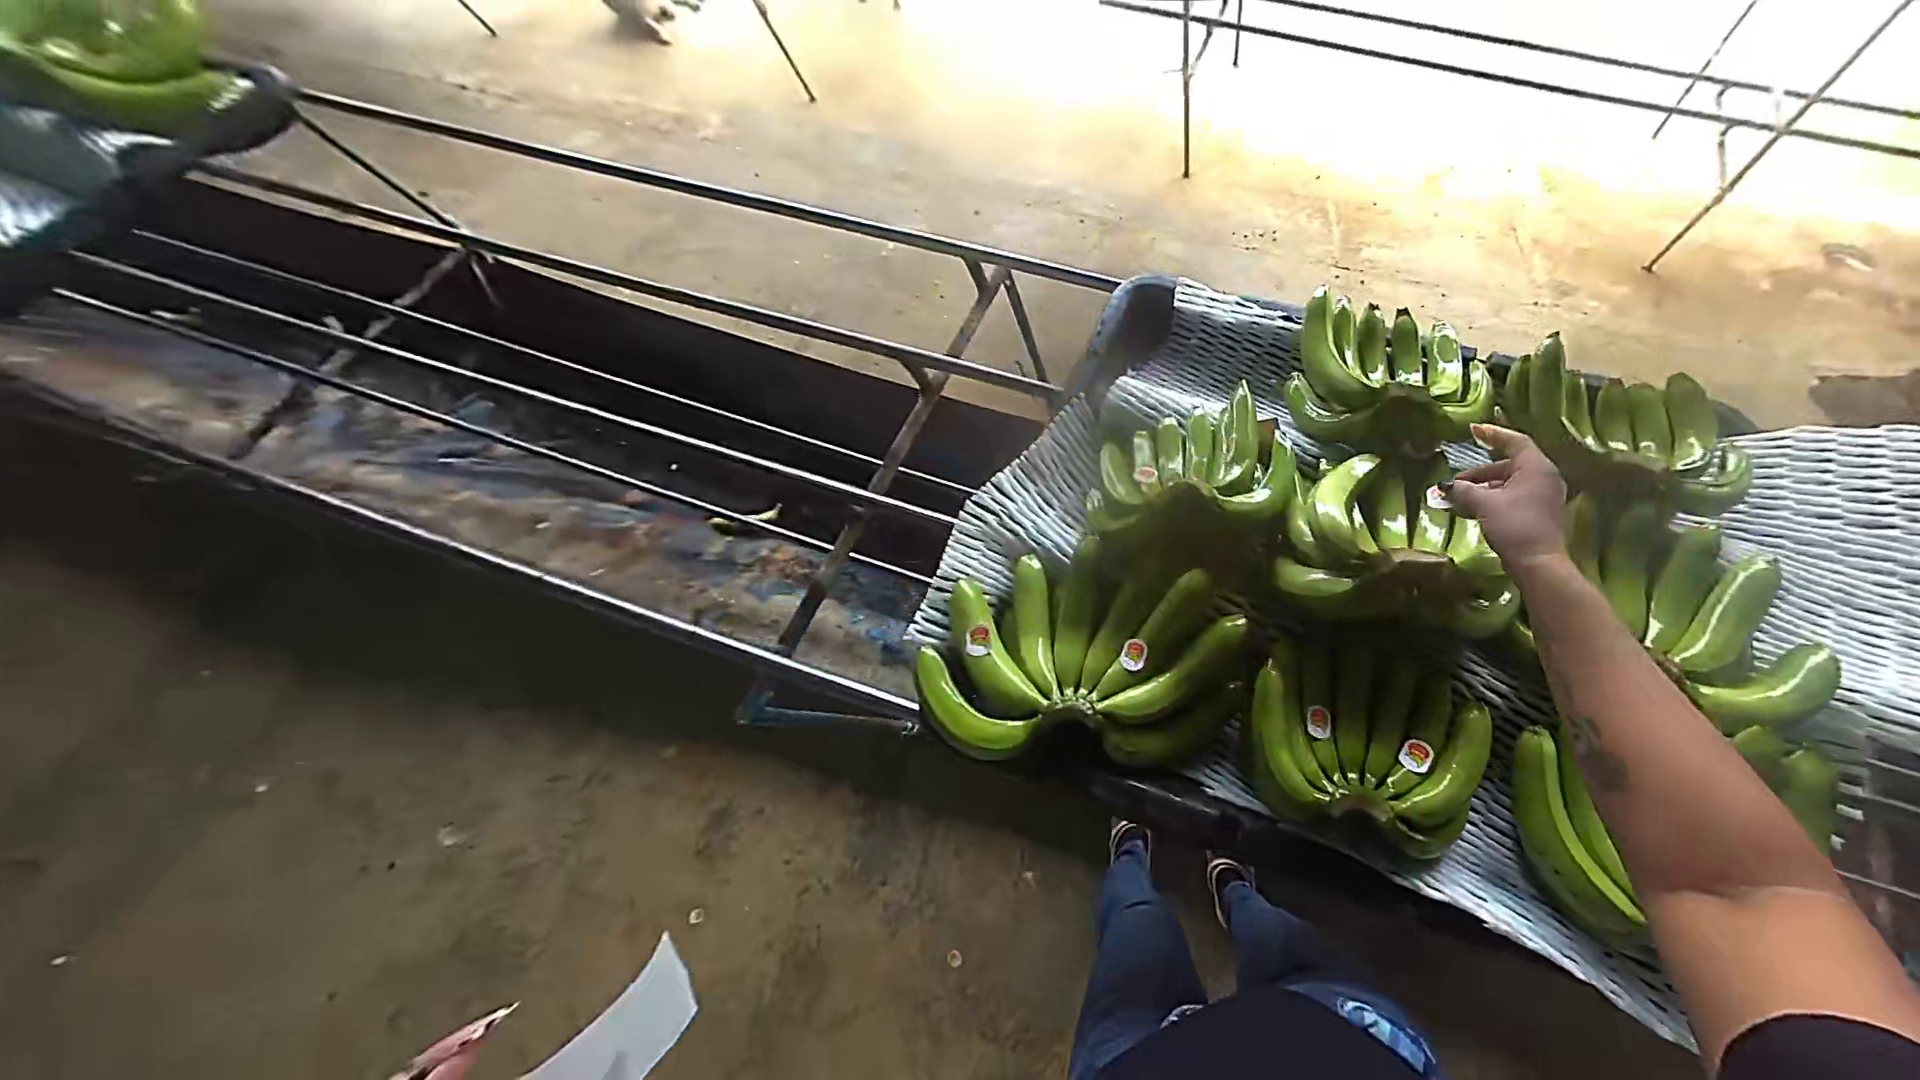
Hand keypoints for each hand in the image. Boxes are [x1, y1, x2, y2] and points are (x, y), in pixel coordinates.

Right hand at [1443, 424, 1567, 568]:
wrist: (1538, 561)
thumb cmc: (1514, 525)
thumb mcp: (1483, 504)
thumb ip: (1463, 491)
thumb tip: (1445, 485)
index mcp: (1536, 468)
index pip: (1515, 442)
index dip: (1493, 434)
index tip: (1473, 430)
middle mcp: (1544, 478)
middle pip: (1508, 465)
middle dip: (1478, 473)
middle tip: (1454, 484)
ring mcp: (1543, 496)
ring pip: (1508, 483)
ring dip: (1482, 488)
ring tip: (1459, 498)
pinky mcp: (1538, 511)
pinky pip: (1511, 496)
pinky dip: (1491, 498)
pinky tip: (1472, 509)